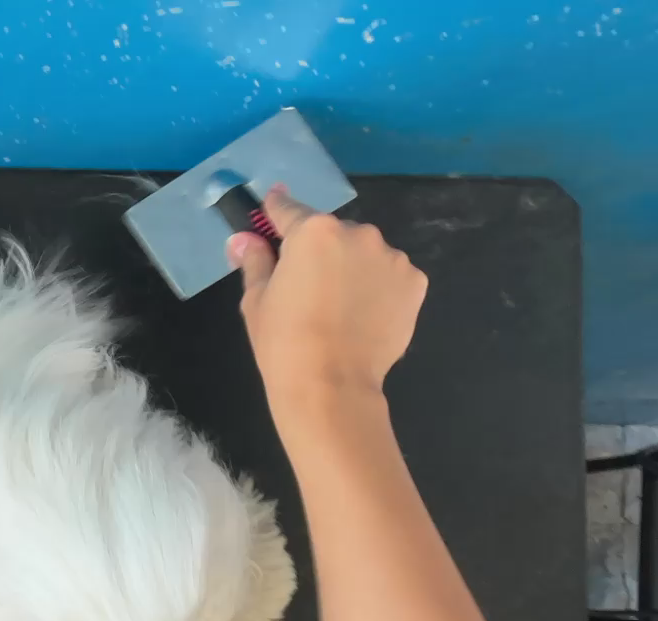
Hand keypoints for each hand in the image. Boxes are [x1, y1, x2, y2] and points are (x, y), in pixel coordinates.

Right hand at [228, 186, 427, 409]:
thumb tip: (243, 240)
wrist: (330, 384)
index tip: (271, 200)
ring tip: (334, 310)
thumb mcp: (255, 302)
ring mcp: (392, 257)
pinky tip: (358, 318)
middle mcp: (358, 233)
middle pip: (331, 235)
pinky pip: (387, 278)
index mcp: (313, 233)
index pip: (289, 211)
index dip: (276, 209)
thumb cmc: (281, 341)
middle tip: (302, 290)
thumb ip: (254, 263)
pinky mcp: (414, 283)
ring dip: (349, 271)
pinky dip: (374, 290)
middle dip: (318, 253)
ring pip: (363, 256)